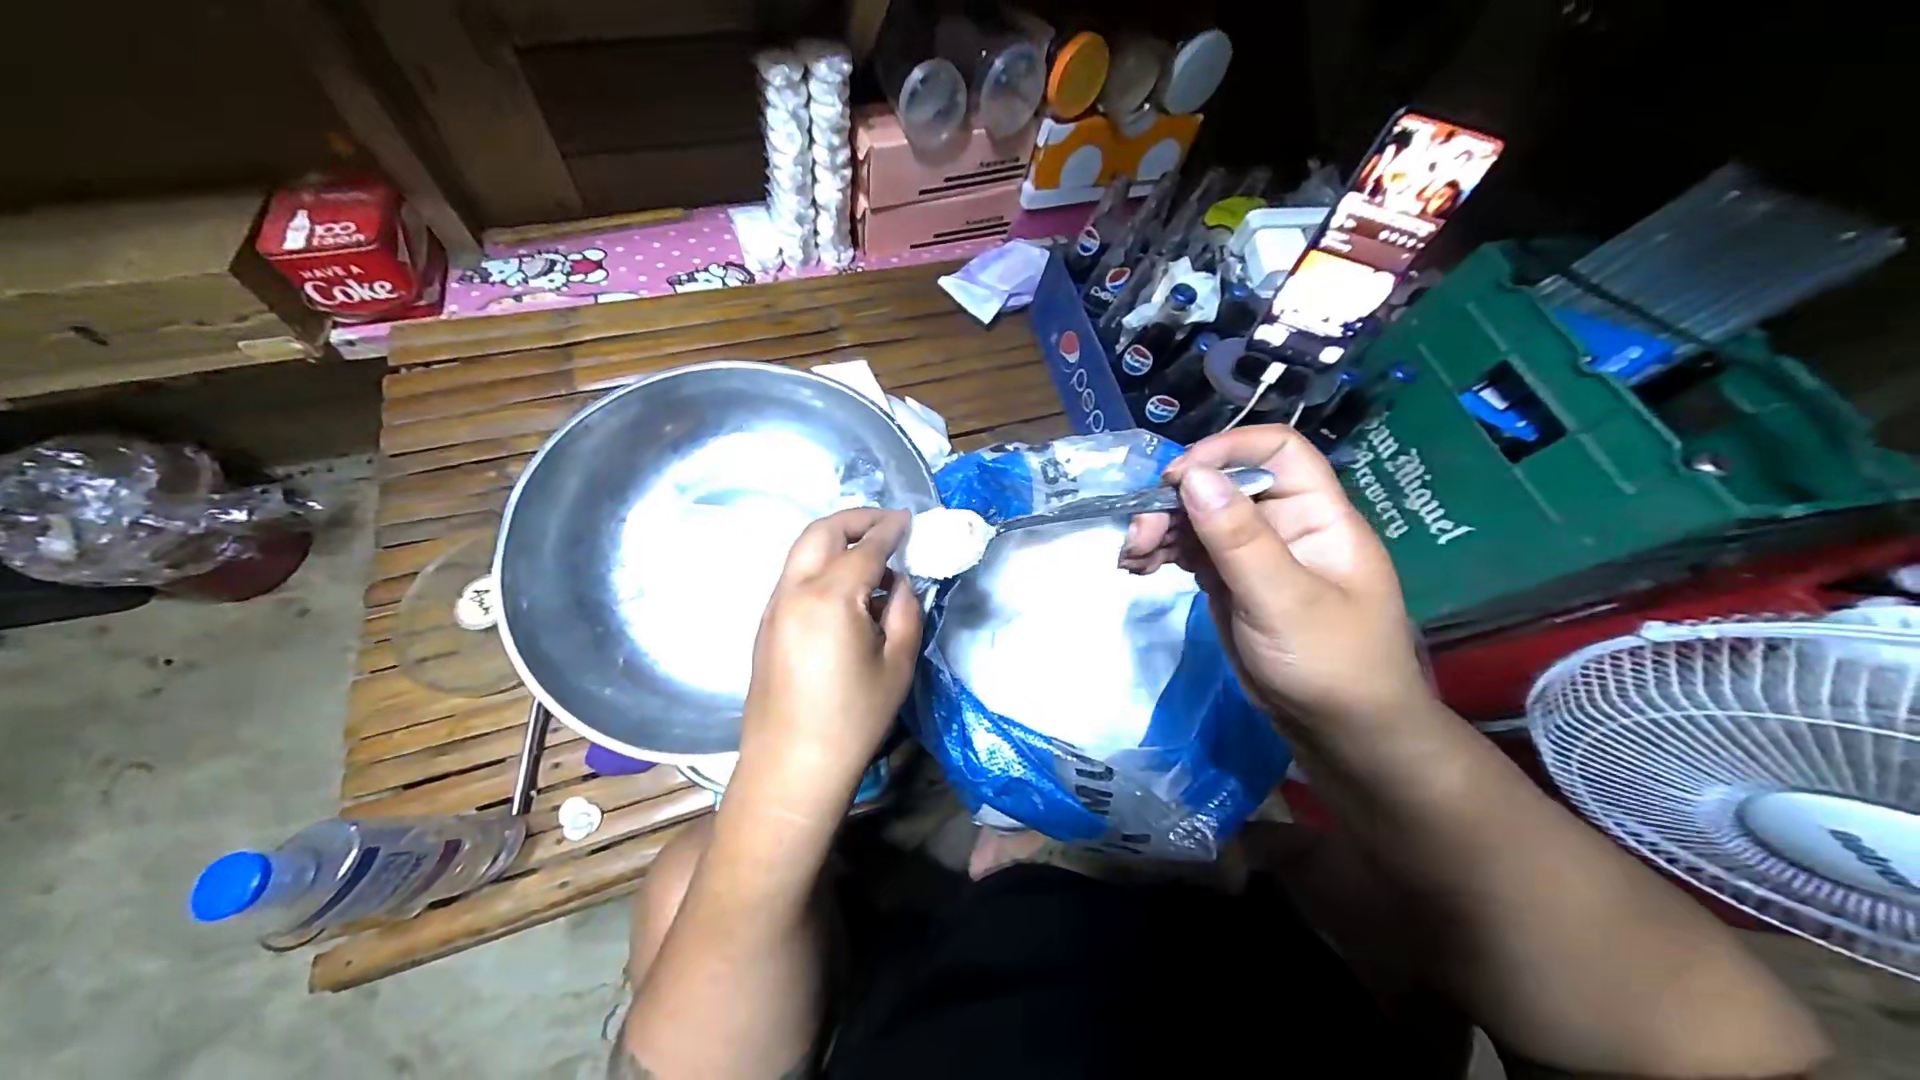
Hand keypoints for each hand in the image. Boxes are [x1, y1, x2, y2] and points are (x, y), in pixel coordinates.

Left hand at [737, 508, 922, 815]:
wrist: (791, 765)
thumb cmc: (853, 719)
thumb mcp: (897, 663)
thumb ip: (904, 610)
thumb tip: (897, 582)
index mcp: (830, 597)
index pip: (865, 546)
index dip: (891, 528)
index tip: (910, 519)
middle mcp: (794, 590)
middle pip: (822, 531)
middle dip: (857, 519)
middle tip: (888, 525)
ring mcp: (774, 605)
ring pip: (803, 550)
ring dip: (836, 540)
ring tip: (871, 554)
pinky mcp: (767, 623)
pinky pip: (795, 575)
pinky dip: (821, 563)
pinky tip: (847, 588)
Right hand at [1119, 426, 1429, 731]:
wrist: (1341, 733)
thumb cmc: (1331, 664)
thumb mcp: (1285, 600)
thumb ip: (1238, 538)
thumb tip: (1192, 475)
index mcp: (1316, 515)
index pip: (1277, 450)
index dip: (1227, 450)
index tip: (1177, 479)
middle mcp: (1284, 524)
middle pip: (1223, 484)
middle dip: (1176, 501)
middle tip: (1140, 534)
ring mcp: (1254, 554)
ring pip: (1200, 517)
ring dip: (1160, 529)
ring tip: (1131, 557)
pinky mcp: (1231, 581)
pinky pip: (1191, 551)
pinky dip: (1162, 553)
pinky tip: (1138, 567)